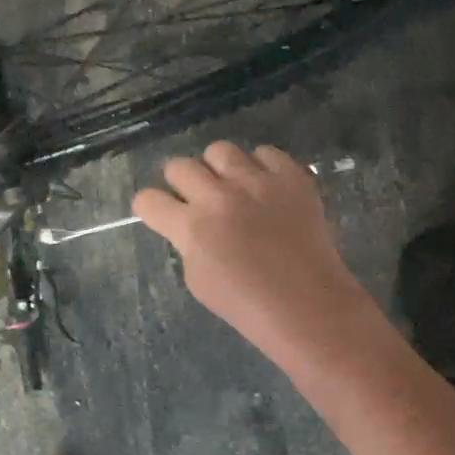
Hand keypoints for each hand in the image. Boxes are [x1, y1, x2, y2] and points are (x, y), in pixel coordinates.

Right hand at [133, 141, 370, 337]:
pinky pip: (266, 153)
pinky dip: (261, 167)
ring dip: (218, 169)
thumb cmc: (246, 303)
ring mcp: (257, 183)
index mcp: (191, 227)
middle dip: (180, 182)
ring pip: (220, 150)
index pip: (148, 199)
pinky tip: (265, 188)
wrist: (306, 304)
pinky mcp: (291, 178)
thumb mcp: (196, 279)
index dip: (149, 206)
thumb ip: (187, 243)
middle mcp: (219, 197)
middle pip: (179, 166)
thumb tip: (190, 224)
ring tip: (232, 187)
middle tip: (195, 198)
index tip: (159, 212)